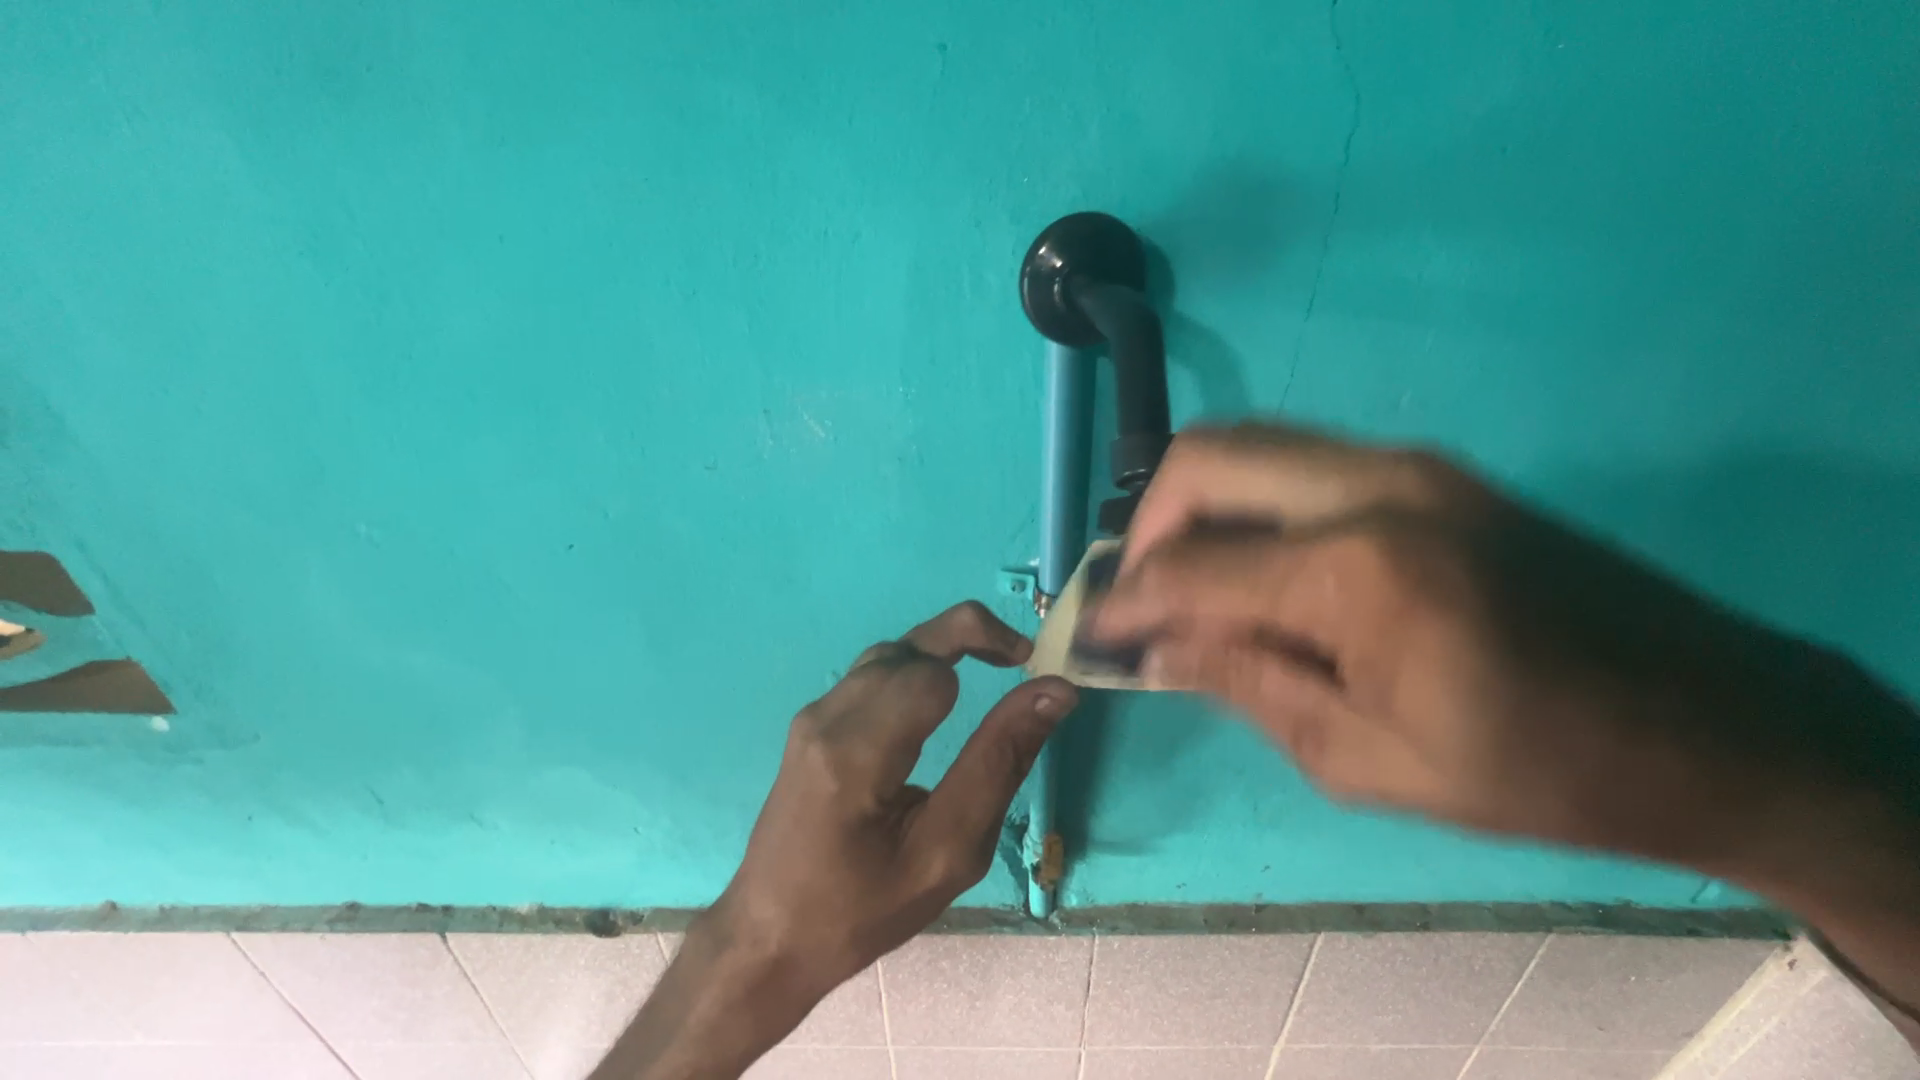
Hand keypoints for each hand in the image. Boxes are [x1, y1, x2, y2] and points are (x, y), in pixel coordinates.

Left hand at [715, 600, 1076, 992]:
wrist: (771, 936)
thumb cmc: (864, 908)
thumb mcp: (947, 852)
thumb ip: (1000, 763)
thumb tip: (1055, 692)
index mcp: (858, 750)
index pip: (933, 672)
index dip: (986, 664)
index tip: (1029, 682)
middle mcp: (828, 717)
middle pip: (910, 646)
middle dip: (970, 638)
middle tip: (1020, 659)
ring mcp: (813, 716)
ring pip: (889, 653)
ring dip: (942, 651)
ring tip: (992, 672)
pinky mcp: (811, 725)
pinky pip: (870, 674)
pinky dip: (915, 671)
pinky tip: (939, 702)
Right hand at [1090, 423, 1919, 878]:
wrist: (1715, 724)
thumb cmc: (1538, 769)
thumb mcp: (1367, 761)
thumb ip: (1246, 685)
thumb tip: (1153, 650)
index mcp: (1357, 570)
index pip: (1189, 566)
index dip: (1124, 601)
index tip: (1094, 634)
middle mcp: (1374, 485)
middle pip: (1205, 457)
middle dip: (1146, 524)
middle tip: (1140, 596)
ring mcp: (1409, 464)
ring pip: (1250, 444)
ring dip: (1195, 506)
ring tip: (1189, 584)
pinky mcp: (1432, 471)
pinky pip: (1300, 463)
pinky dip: (1249, 503)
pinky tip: (1257, 569)